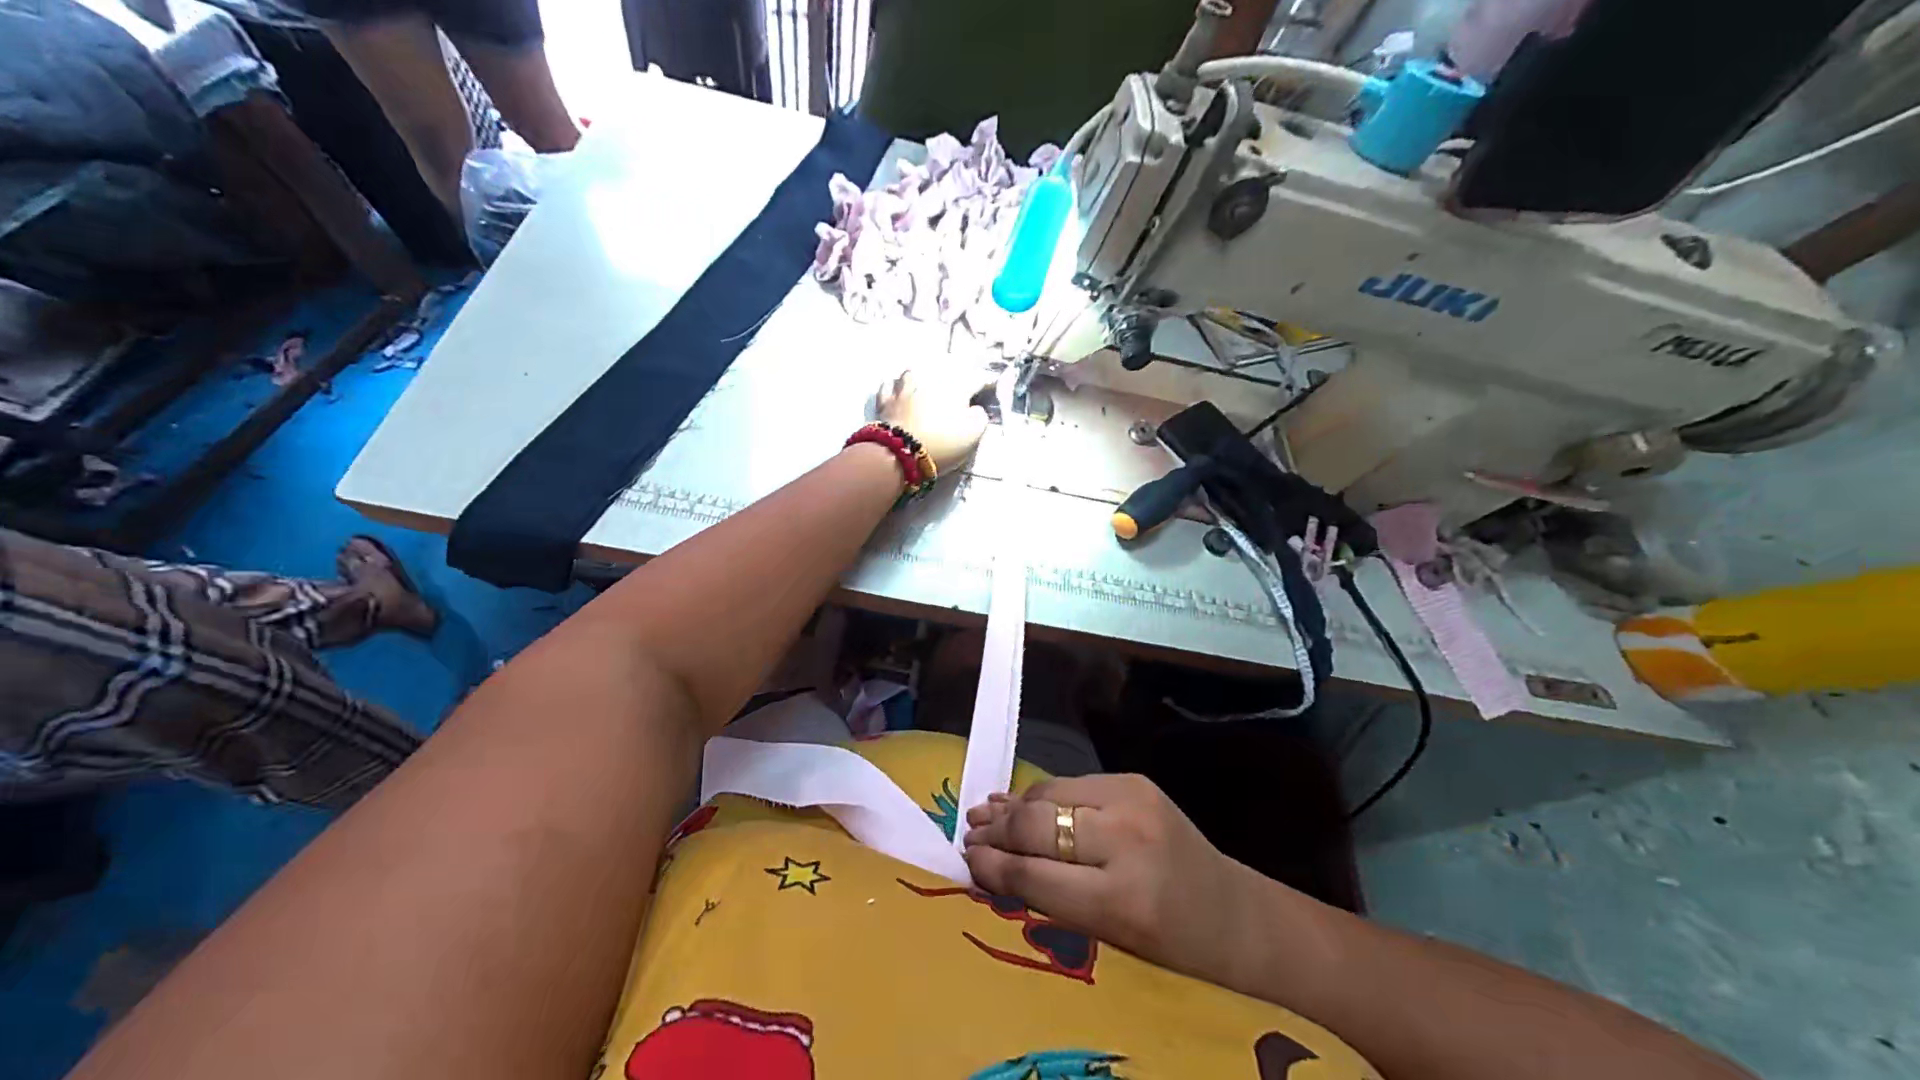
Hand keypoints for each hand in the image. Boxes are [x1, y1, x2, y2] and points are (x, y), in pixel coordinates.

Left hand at [874, 367, 990, 476]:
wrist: (901, 453)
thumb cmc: (942, 443)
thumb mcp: (973, 434)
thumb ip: (980, 417)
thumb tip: (976, 409)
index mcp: (955, 389)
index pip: (976, 379)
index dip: (984, 383)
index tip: (988, 387)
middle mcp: (929, 382)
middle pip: (943, 372)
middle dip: (950, 379)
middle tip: (953, 390)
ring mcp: (905, 390)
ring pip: (912, 374)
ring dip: (918, 378)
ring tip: (920, 385)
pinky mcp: (885, 402)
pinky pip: (888, 387)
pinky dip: (893, 387)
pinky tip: (894, 389)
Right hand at [962, 773, 1275, 987]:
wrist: (1233, 911)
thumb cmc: (1168, 942)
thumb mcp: (1106, 937)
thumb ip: (1046, 896)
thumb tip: (987, 864)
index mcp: (1121, 899)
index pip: (1035, 875)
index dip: (994, 866)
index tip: (967, 859)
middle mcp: (1126, 840)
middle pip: (1037, 826)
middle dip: (998, 831)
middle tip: (970, 832)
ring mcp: (1132, 799)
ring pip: (1049, 794)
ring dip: (1015, 806)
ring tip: (985, 812)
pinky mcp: (1134, 779)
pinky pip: (1071, 784)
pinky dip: (1043, 796)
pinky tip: (1023, 802)